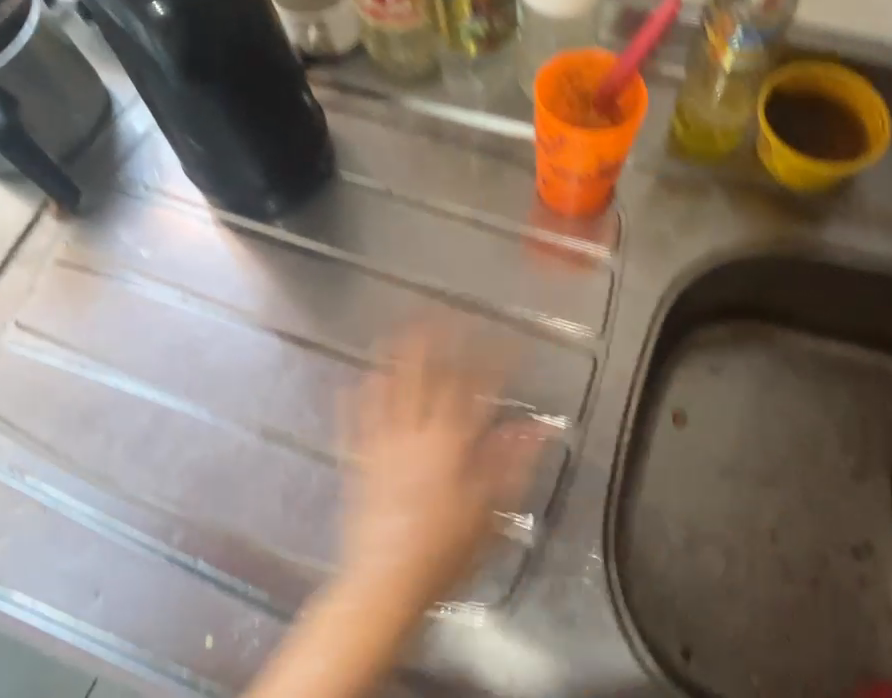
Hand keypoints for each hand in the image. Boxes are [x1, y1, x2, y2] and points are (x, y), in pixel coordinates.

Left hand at [337, 328, 549, 613]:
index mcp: (453, 443)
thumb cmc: (447, 551)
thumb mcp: (492, 511)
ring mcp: (383, 444)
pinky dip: (355, 397)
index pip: (477, 389)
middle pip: (427, 375)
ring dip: (395, 357)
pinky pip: (354, 421)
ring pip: (389, 388)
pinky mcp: (358, 462)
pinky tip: (355, 379)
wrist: (387, 582)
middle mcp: (417, 433)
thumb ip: (512, 463)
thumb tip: (536, 426)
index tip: (503, 337)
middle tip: (440, 310)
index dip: (492, 359)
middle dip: (436, 340)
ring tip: (397, 329)